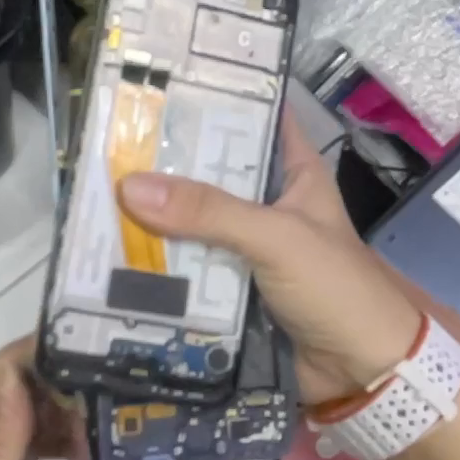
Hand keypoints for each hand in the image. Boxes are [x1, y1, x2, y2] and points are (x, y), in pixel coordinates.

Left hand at [0, 337, 87, 459]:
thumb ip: (0, 440)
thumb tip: (16, 375)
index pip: (3, 369)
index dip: (42, 352)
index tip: (90, 352)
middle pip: (20, 386)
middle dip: (62, 385)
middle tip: (106, 399)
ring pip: (29, 413)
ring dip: (63, 415)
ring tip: (99, 432)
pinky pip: (31, 441)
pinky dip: (56, 441)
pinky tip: (82, 457)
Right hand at [117, 118, 421, 402]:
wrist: (363, 371)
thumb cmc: (334, 287)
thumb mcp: (275, 237)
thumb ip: (208, 212)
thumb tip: (130, 186)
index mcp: (295, 173)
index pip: (254, 118)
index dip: (213, 100)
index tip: (157, 88)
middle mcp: (270, 204)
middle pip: (213, 175)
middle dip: (167, 166)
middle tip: (106, 148)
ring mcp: (251, 248)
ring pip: (197, 224)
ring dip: (158, 219)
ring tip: (96, 196)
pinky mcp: (237, 289)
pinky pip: (193, 269)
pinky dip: (163, 264)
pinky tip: (117, 254)